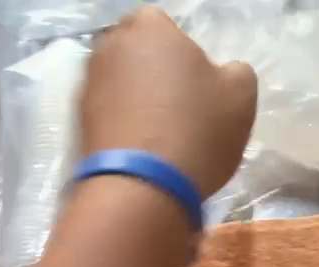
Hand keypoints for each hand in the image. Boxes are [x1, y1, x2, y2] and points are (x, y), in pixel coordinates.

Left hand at [79, 7, 257, 199]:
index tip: (197, 96)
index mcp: (151, 25)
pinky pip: (108, 122)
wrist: (142, 189)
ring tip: (159, 146)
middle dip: (156, 81)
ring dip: (138, 109)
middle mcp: (111, 44)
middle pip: (140, 59)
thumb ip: (236, 74)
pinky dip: (123, 134)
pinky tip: (141, 160)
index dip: (186, 63)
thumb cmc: (196, 133)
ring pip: (122, 91)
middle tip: (179, 120)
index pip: (169, 31)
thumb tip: (224, 76)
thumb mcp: (241, 98)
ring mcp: (88, 84)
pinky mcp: (77, 124)